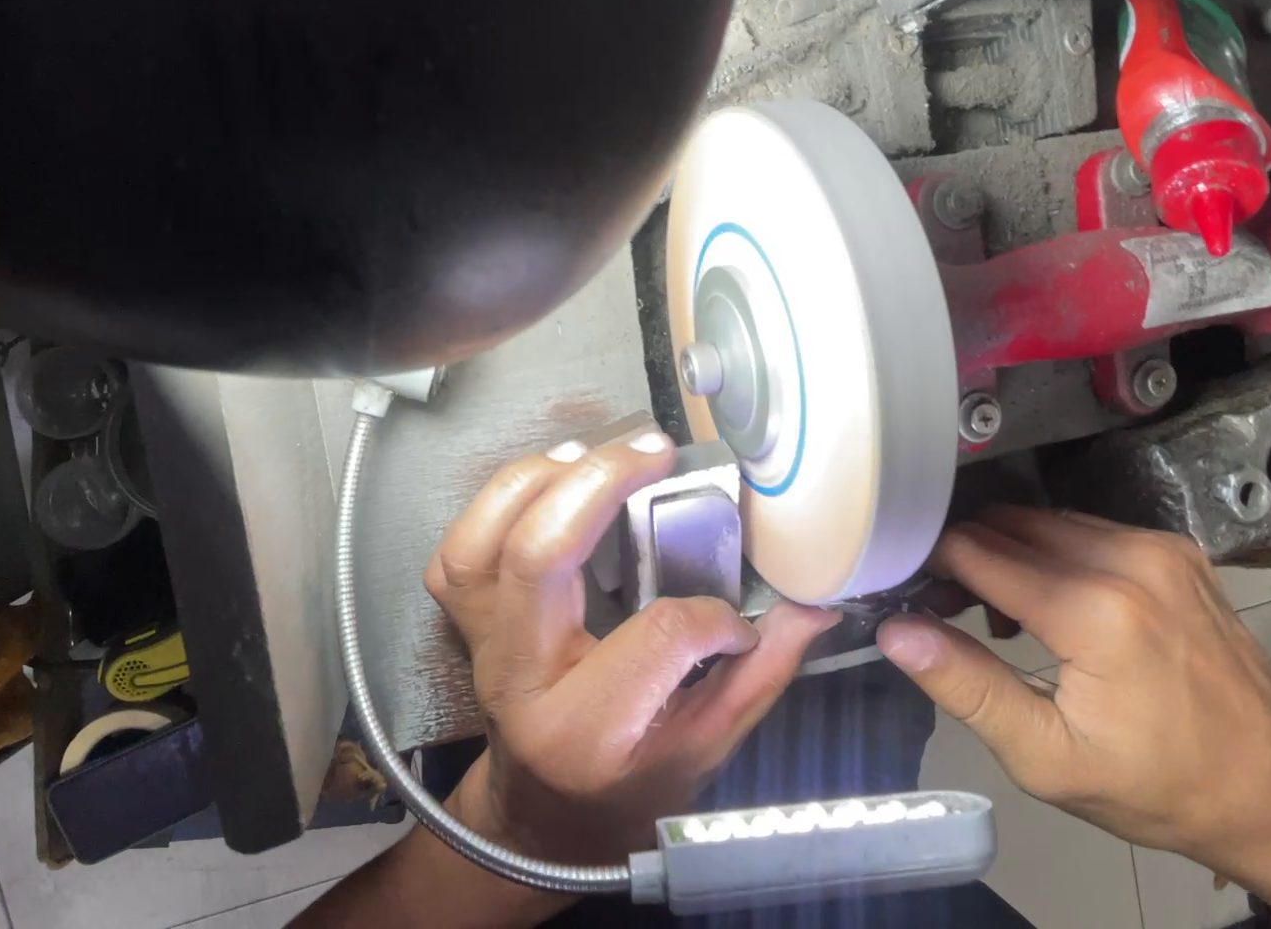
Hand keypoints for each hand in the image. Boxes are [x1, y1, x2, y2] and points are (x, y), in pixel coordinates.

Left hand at [424, 427, 838, 866]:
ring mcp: (484, 646)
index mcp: (586, 727)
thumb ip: (757, 676)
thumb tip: (812, 607)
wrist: (540, 820)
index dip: (711, 616)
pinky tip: (547, 483)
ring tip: (591, 454)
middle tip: (656, 451)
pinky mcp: (469, 624)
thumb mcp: (702, 751)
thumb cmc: (626, 790)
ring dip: (533, 482)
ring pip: (479, 546)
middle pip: (539, 558)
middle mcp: (521, 678)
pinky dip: (495, 506)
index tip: (739, 619)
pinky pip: (458, 555)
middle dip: (599, 485)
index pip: (656, 636)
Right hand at [878, 507, 1270, 902]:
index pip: (970, 550)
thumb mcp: (1046, 758)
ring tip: (995, 615)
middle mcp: (1126, 559)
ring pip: (1038, 520)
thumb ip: (965, 685)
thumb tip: (894, 630)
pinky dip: (1045, 552)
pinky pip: (1080, 527)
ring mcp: (1157, 548)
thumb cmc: (1158, 788)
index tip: (908, 599)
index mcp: (1092, 610)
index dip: (927, 569)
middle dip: (960, 557)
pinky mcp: (1174, 550)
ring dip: (1000, 553)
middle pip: (1001, 525)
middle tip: (943, 610)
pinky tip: (1048, 603)